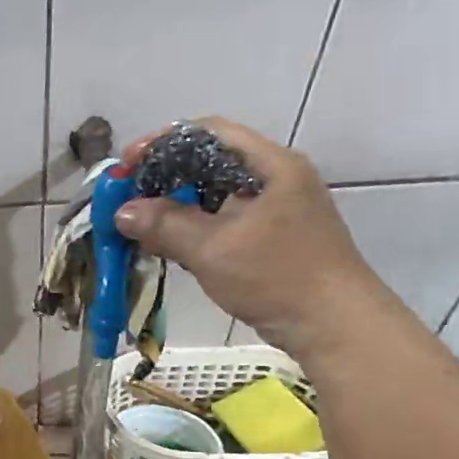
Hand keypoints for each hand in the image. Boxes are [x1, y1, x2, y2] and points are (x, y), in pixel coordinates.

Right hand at [115, 117, 374, 355]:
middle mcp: (275, 180)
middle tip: (129, 199)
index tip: (128, 165)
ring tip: (141, 226)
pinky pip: (224, 223)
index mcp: (270, 166)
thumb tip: (122, 212)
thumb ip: (166, 225)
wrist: (335, 327)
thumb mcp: (214, 248)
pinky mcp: (272, 240)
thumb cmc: (278, 278)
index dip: (162, 142)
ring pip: (215, 196)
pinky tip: (170, 247)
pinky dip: (194, 230)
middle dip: (165, 179)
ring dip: (177, 208)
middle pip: (209, 163)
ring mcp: (276, 211)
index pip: (208, 132)